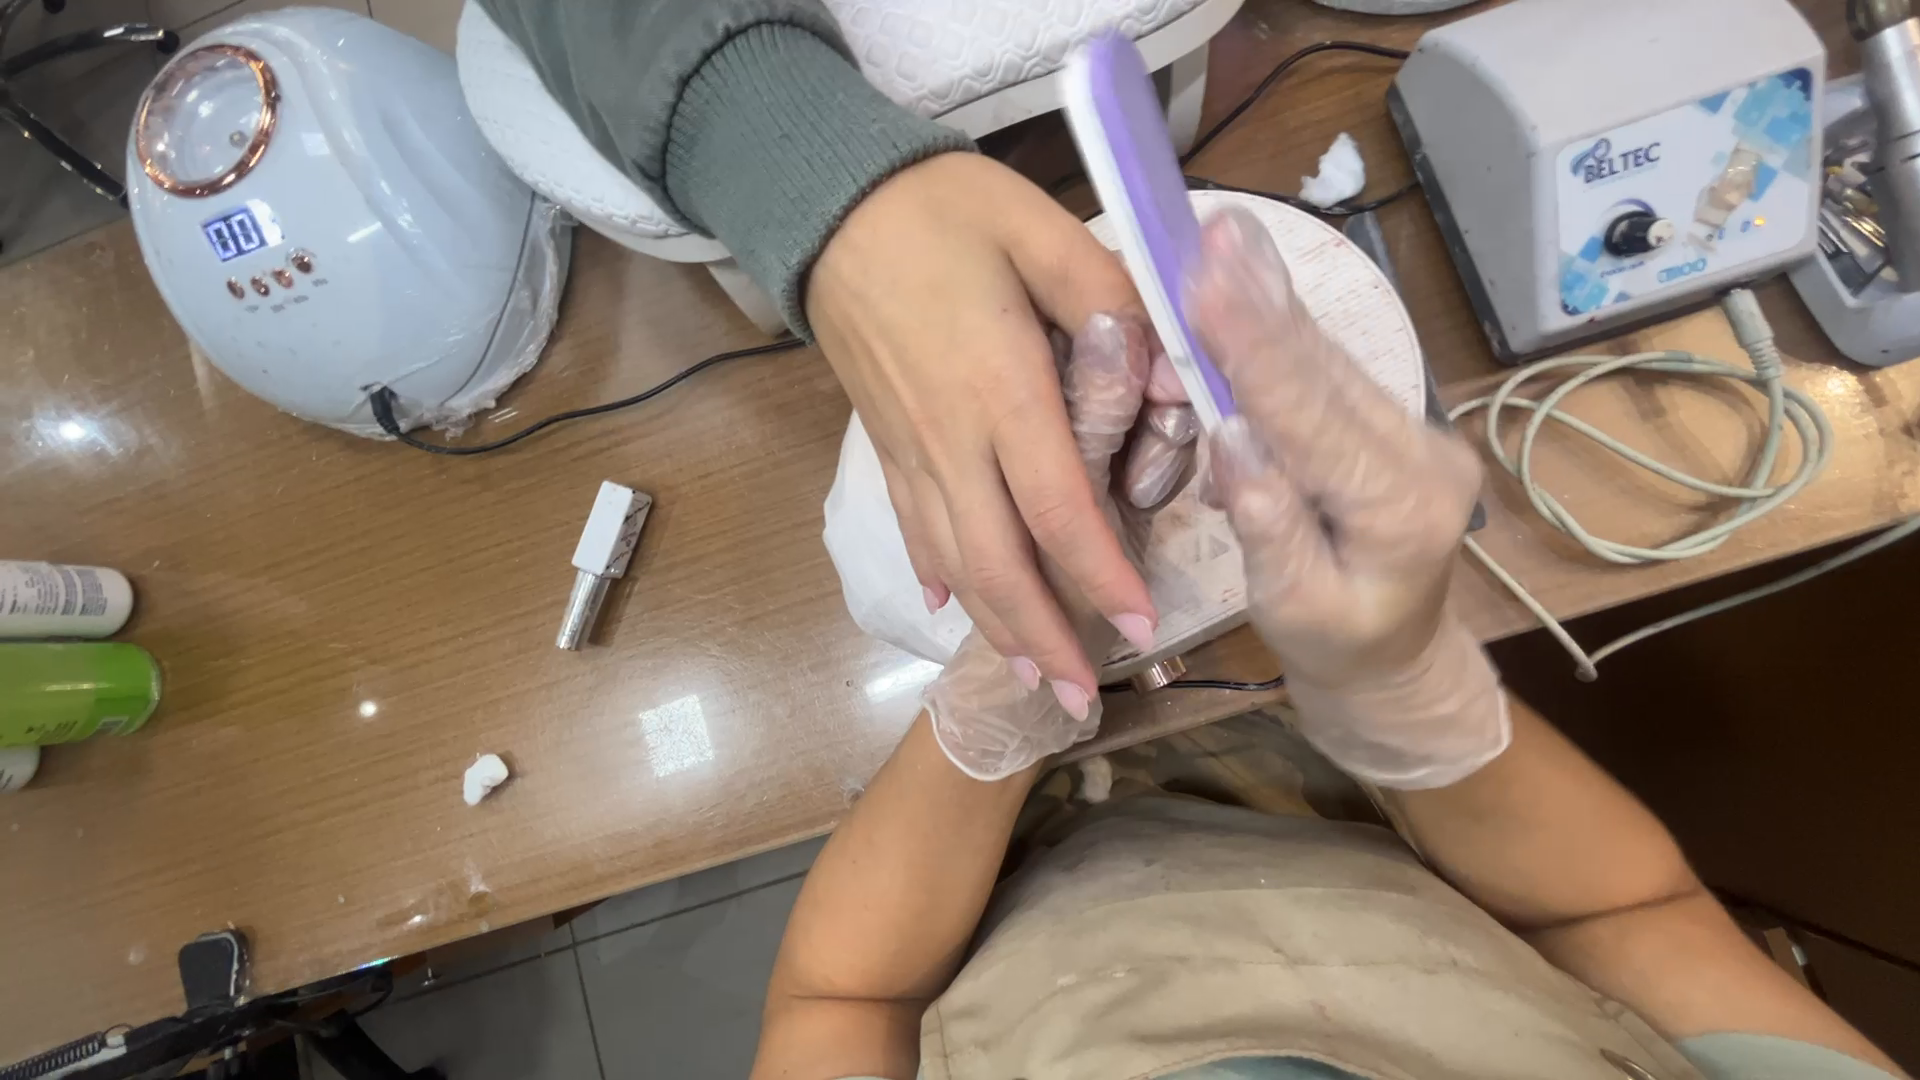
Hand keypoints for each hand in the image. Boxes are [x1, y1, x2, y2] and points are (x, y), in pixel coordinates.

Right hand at [807, 153, 1163, 717]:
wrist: (831, 209)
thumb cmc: (944, 214)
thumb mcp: (1043, 233)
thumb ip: (1115, 304)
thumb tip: (1174, 381)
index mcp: (1000, 393)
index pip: (1057, 510)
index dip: (1099, 576)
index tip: (1139, 627)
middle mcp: (951, 444)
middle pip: (997, 565)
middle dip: (1041, 638)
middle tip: (1078, 700)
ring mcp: (910, 454)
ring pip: (953, 562)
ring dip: (993, 627)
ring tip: (1027, 678)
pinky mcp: (885, 449)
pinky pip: (912, 528)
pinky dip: (938, 577)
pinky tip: (951, 610)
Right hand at [1187, 207, 1506, 788]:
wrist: (1396, 660)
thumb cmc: (1338, 647)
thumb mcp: (1292, 605)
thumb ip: (1268, 523)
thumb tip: (1229, 435)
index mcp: (1399, 506)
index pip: (1312, 417)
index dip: (1256, 348)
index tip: (1209, 283)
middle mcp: (1416, 452)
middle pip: (1324, 371)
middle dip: (1264, 299)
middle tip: (1217, 230)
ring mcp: (1408, 432)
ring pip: (1327, 360)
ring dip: (1271, 298)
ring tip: (1228, 237)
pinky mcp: (1385, 426)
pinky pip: (1326, 375)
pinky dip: (1280, 329)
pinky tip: (1251, 283)